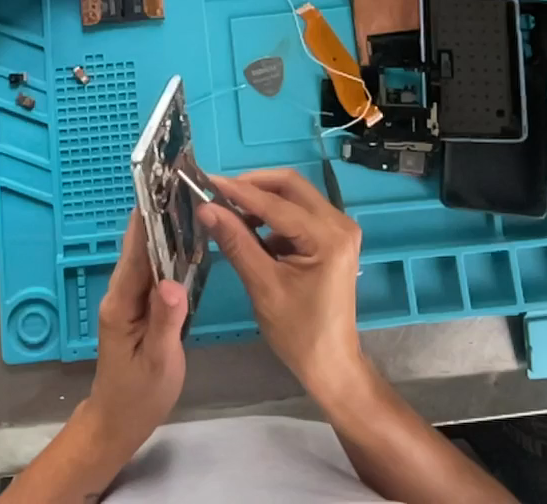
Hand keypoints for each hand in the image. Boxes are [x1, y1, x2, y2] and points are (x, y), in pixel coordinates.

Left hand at [84, 209, 189, 447]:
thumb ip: (166, 321)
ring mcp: (128, 298)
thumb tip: (175, 282)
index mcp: (121, 303)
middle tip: (186, 185)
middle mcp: (121, 293)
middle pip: (139, 246)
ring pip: (146, 256)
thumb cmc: (139, 396)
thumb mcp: (159, 362)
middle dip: (158, 215)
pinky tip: (187, 241)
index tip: (163, 187)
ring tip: (191, 202)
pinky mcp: (139, 305)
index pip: (136, 252)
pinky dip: (168, 251)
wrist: (119, 423)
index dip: (148, 219)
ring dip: (164, 230)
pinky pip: (152, 270)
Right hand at [199, 168, 366, 399]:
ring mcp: (339, 229)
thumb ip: (236, 242)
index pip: (276, 203)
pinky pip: (299, 213)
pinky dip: (273, 216)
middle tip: (219, 194)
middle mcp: (339, 223)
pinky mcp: (333, 238)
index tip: (206, 182)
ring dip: (262, 200)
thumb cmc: (299, 332)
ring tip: (230, 213)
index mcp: (327, 237)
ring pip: (294, 196)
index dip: (239, 191)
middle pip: (290, 186)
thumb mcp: (263, 286)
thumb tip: (207, 209)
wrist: (331, 364)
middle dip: (252, 186)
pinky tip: (251, 232)